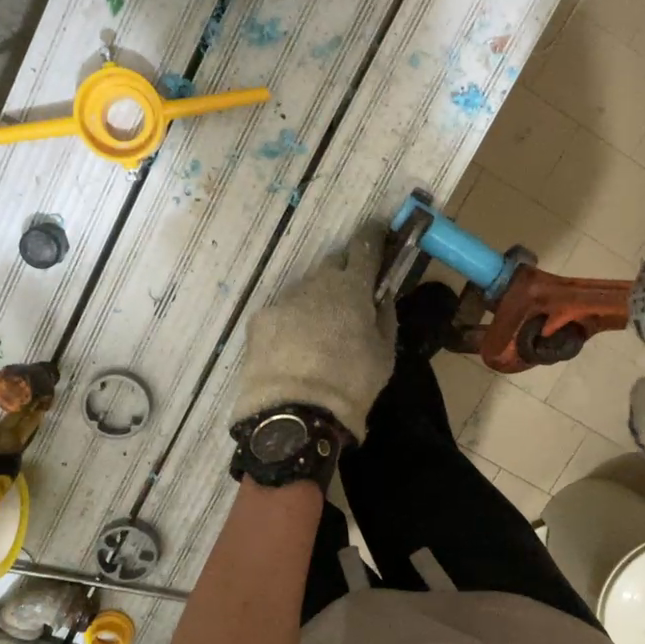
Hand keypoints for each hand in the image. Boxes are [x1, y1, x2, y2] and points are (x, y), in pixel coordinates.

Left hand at [231, 225, 395, 440]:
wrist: (296, 411)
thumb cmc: (352, 382)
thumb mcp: (384, 353)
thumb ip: (384, 317)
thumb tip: (381, 296)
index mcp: (352, 287)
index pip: (364, 245)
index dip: (373, 235)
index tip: (378, 232)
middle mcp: (316, 283)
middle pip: (332, 265)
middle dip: (343, 274)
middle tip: (351, 298)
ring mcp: (284, 300)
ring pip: (305, 292)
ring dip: (315, 303)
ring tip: (319, 336)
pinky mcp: (260, 321)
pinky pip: (282, 314)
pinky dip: (290, 324)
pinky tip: (293, 350)